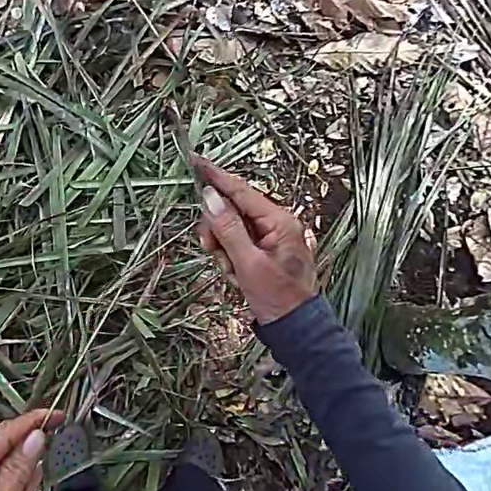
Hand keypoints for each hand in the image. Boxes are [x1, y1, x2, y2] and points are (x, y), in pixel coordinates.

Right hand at [194, 158, 317, 323]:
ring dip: (223, 249)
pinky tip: (236, 275)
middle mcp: (276, 223)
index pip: (241, 191)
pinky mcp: (262, 250)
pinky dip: (229, 258)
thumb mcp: (248, 264)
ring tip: (231, 271)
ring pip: (230, 228)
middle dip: (217, 230)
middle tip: (212, 250)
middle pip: (232, 210)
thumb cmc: (277, 297)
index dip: (216, 177)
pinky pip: (235, 243)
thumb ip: (228, 229)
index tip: (195, 162)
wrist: (295, 329)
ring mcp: (269, 237)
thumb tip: (210, 197)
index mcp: (279, 221)